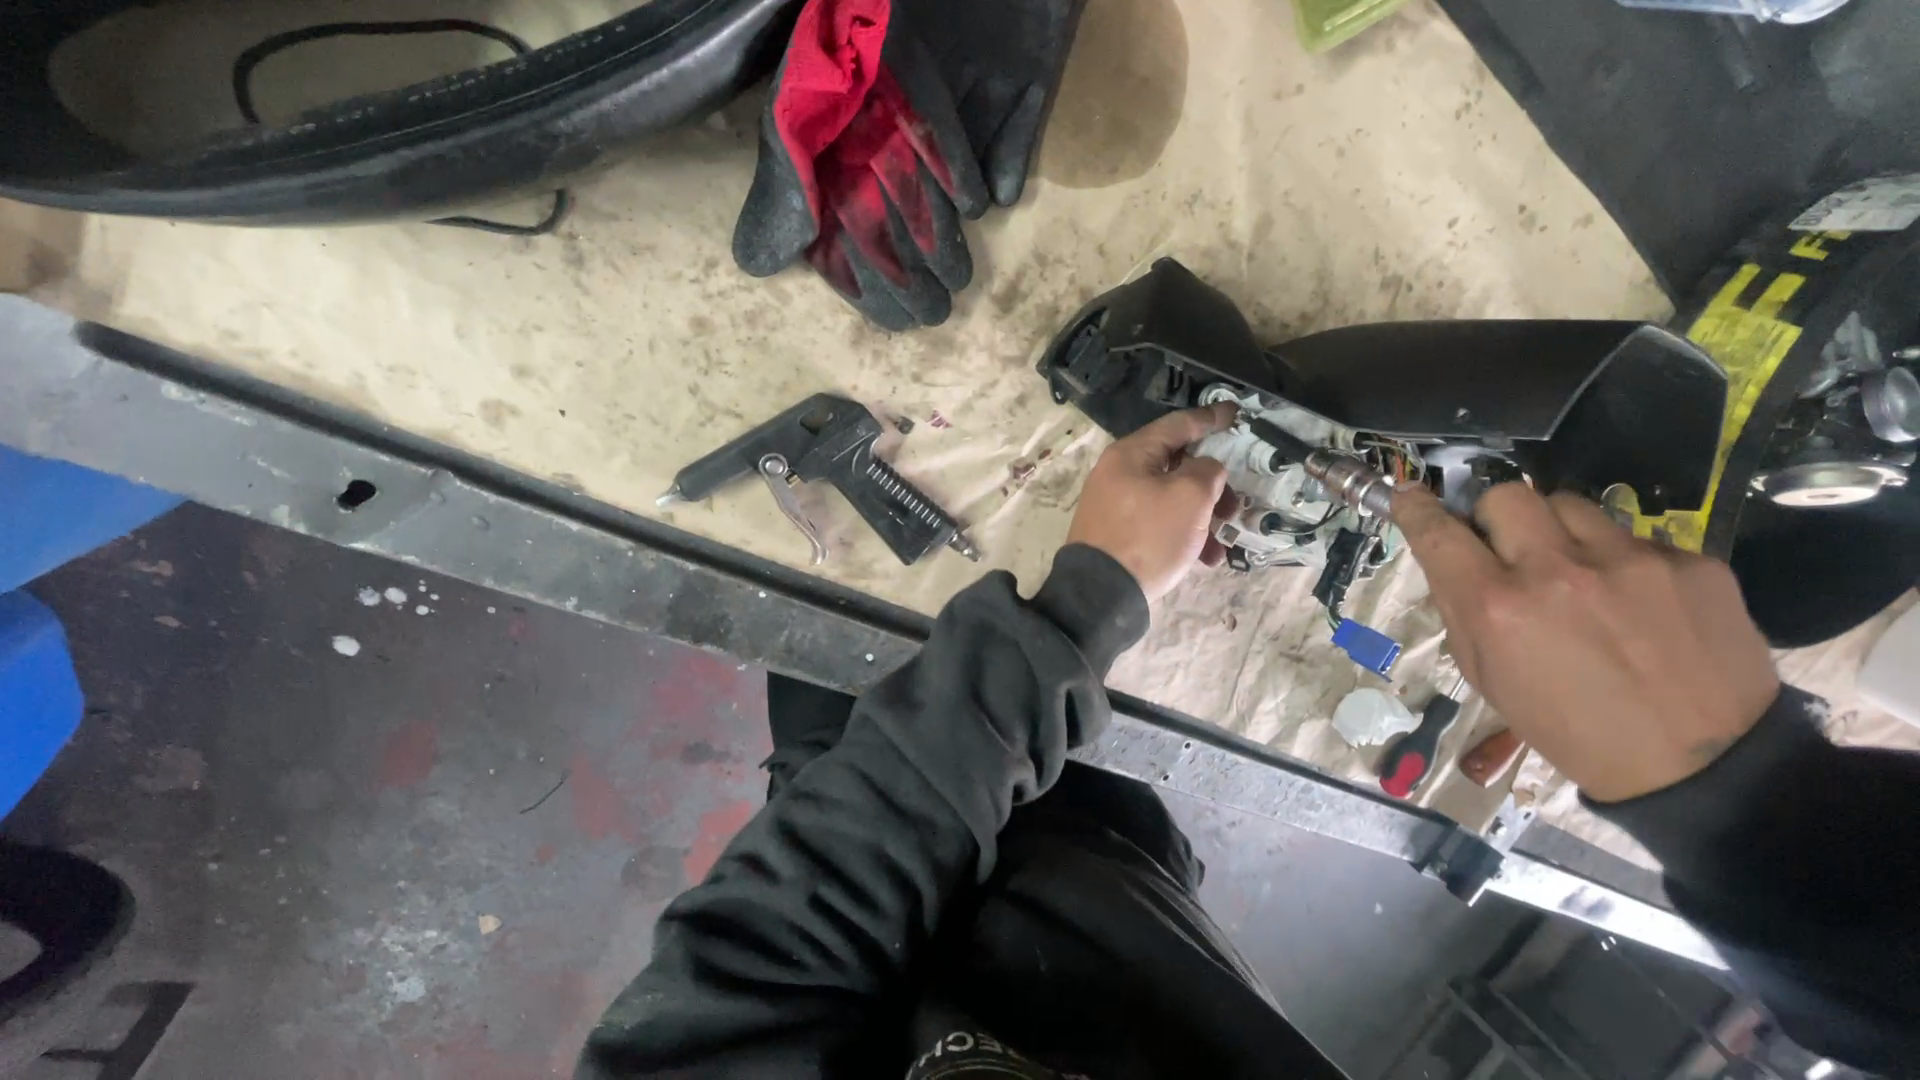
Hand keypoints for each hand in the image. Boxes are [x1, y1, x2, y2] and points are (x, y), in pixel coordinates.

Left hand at [1065, 404, 1236, 601]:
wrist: (1101, 594)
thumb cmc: (1148, 536)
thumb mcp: (1189, 497)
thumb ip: (1207, 472)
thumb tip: (1205, 470)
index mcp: (1131, 454)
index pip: (1177, 425)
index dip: (1209, 419)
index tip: (1235, 414)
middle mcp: (1118, 474)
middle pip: (1176, 465)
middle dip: (1211, 484)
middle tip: (1234, 504)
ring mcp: (1115, 505)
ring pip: (1170, 499)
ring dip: (1203, 516)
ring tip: (1223, 540)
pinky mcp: (1117, 534)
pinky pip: (1158, 525)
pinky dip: (1184, 536)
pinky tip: (1206, 559)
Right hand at [1392, 482, 1779, 802]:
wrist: (1700, 765)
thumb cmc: (1569, 728)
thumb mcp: (1488, 678)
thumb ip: (1462, 612)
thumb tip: (1452, 562)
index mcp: (1496, 607)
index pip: (1438, 532)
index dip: (1416, 509)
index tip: (1409, 495)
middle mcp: (1556, 570)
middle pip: (1505, 496)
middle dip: (1494, 517)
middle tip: (1506, 547)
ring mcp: (1630, 560)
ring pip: (1570, 506)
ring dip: (1556, 531)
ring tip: (1575, 572)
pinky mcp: (1691, 562)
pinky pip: (1632, 538)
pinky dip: (1617, 560)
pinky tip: (1633, 601)